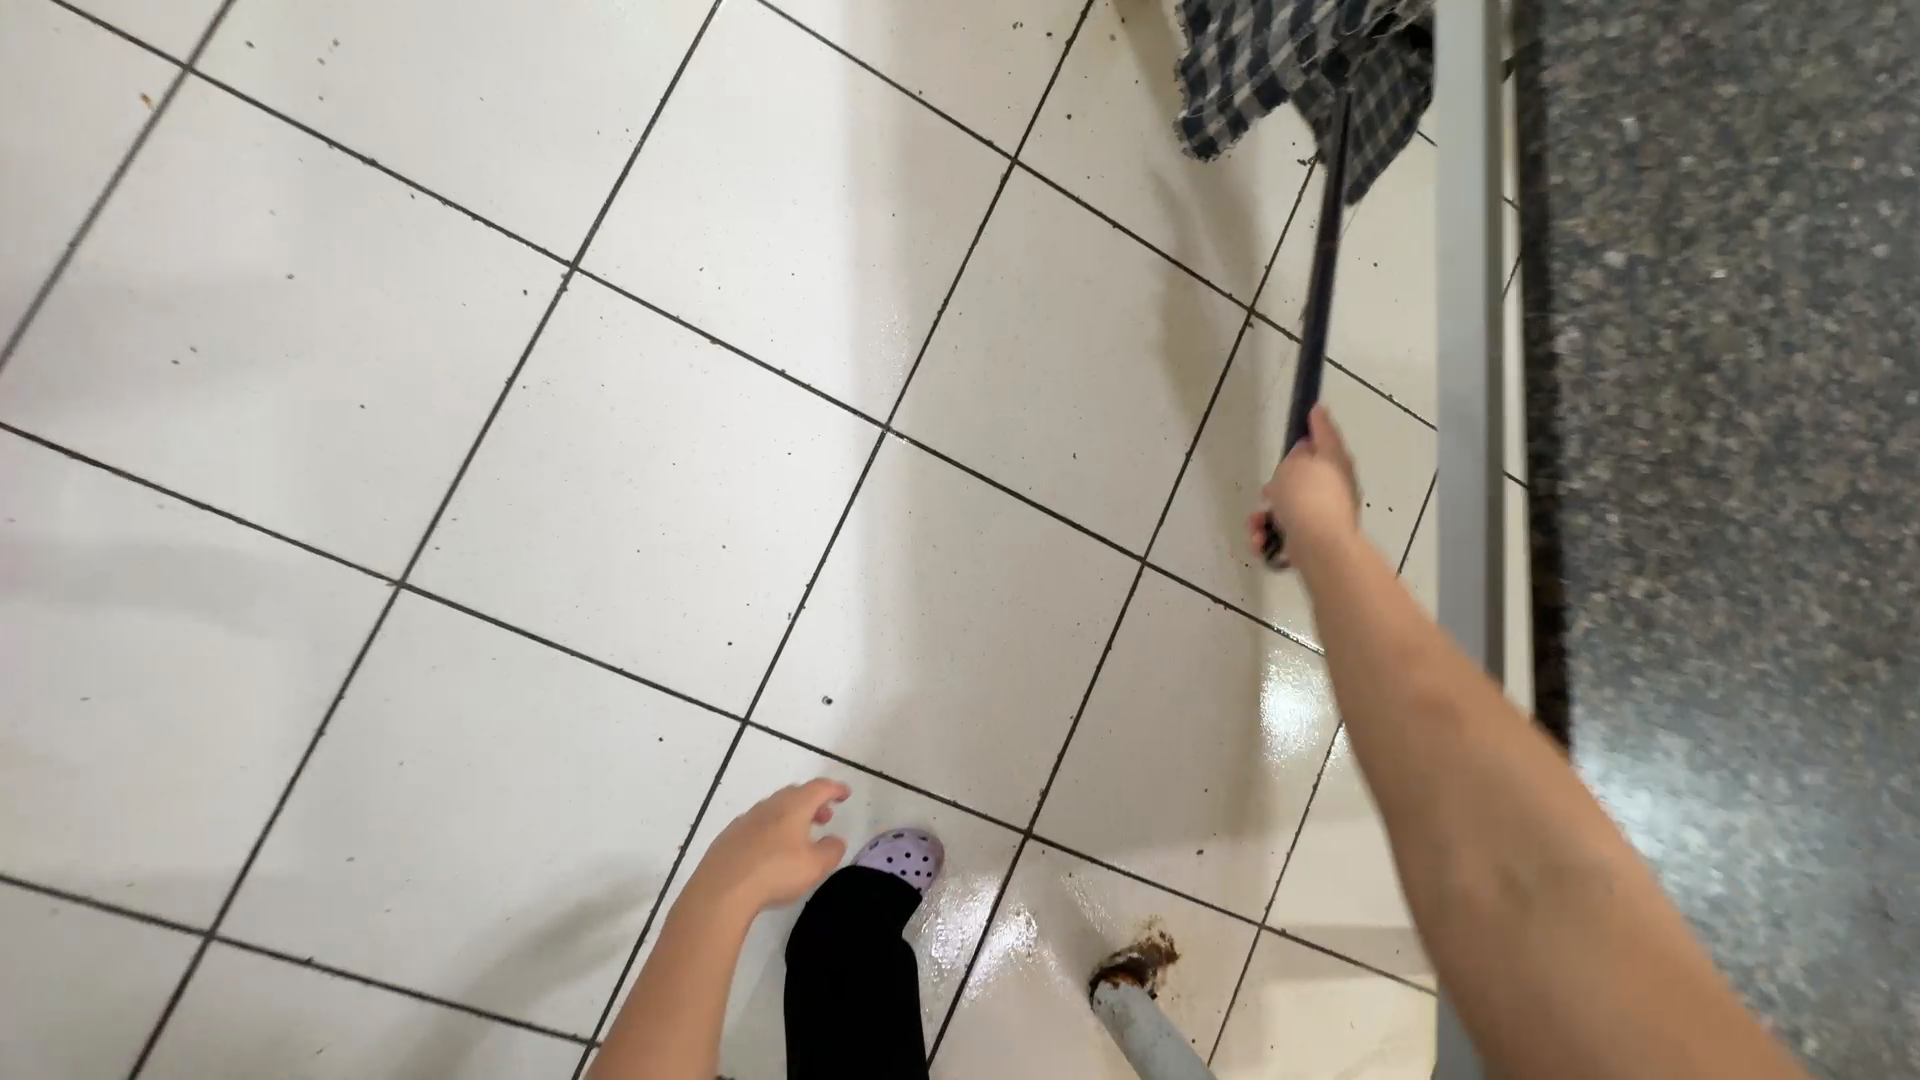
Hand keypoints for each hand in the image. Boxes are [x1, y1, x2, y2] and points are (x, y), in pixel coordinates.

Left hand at [685, 778, 849, 915]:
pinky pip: (757, 824)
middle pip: (796, 794)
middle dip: (813, 802)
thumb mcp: (815, 866)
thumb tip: (836, 840)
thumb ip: (831, 850)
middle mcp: (770, 805)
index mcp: (794, 806)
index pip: (820, 788)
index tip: (845, 794)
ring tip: (799, 835)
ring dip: (791, 816)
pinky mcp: (729, 836)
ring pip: (775, 808)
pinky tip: (770, 850)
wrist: (721, 889)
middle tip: (825, 816)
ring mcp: (746, 819)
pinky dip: (771, 828)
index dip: (835, 789)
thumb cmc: (775, 873)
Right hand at [1246, 403, 1360, 566]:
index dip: (1318, 422)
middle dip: (1279, 485)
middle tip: (1267, 489)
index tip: (1314, 409)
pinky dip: (1270, 536)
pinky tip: (1261, 541)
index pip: (1326, 435)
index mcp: (1335, 462)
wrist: (1319, 545)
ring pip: (1289, 508)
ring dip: (1266, 516)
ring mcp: (1326, 514)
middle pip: (1304, 477)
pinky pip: (1286, 532)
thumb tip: (1303, 455)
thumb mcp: (1292, 467)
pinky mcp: (1314, 538)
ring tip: (1256, 523)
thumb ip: (1295, 456)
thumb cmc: (1306, 498)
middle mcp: (1335, 487)